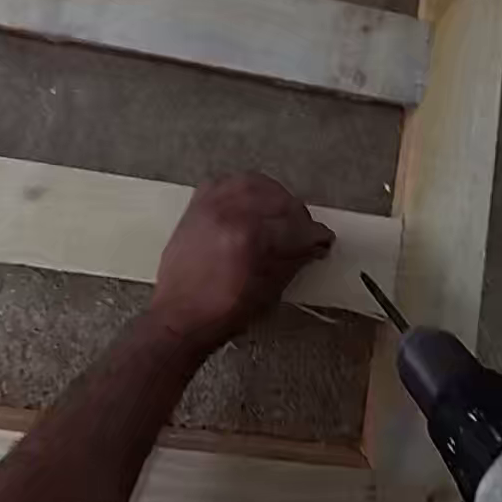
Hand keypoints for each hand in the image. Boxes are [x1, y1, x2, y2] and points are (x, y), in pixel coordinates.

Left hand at [148, 173, 335, 351]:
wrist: (178, 319)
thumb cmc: (222, 312)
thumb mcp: (269, 291)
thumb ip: (295, 260)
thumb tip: (314, 244)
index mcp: (249, 237)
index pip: (295, 226)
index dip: (316, 235)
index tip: (324, 240)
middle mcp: (229, 214)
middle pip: (278, 199)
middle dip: (298, 215)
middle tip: (305, 230)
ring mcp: (210, 207)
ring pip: (254, 183)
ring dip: (274, 195)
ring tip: (281, 212)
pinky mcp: (196, 207)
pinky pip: (225, 182)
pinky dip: (243, 187)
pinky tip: (251, 200)